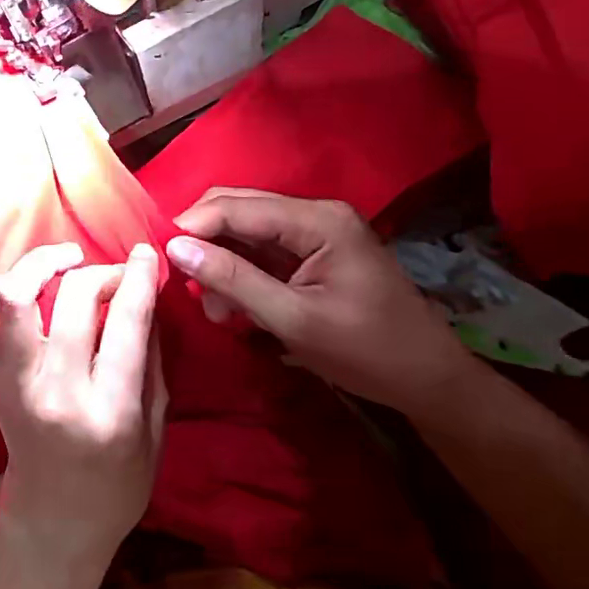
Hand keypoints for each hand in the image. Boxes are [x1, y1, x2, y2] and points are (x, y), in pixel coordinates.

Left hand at [0, 243, 165, 565]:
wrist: (52, 518)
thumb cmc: (116, 482)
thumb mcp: (155, 429)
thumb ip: (152, 359)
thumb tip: (146, 294)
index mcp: (108, 412)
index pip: (124, 325)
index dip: (137, 278)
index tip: (145, 252)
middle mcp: (54, 391)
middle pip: (73, 299)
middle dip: (101, 272)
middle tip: (115, 274)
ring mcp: (12, 381)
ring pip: (12, 297)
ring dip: (41, 265)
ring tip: (66, 261)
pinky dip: (0, 286)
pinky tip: (29, 287)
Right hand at [166, 189, 476, 416]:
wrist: (430, 381)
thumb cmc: (367, 352)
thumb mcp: (293, 320)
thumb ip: (233, 279)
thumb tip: (174, 246)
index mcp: (317, 220)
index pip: (236, 207)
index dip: (192, 225)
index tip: (158, 255)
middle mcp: (314, 212)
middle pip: (237, 208)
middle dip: (203, 241)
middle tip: (180, 278)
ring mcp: (315, 230)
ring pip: (244, 228)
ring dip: (219, 260)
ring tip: (211, 306)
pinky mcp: (312, 250)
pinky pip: (261, 248)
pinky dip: (239, 271)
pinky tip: (231, 305)